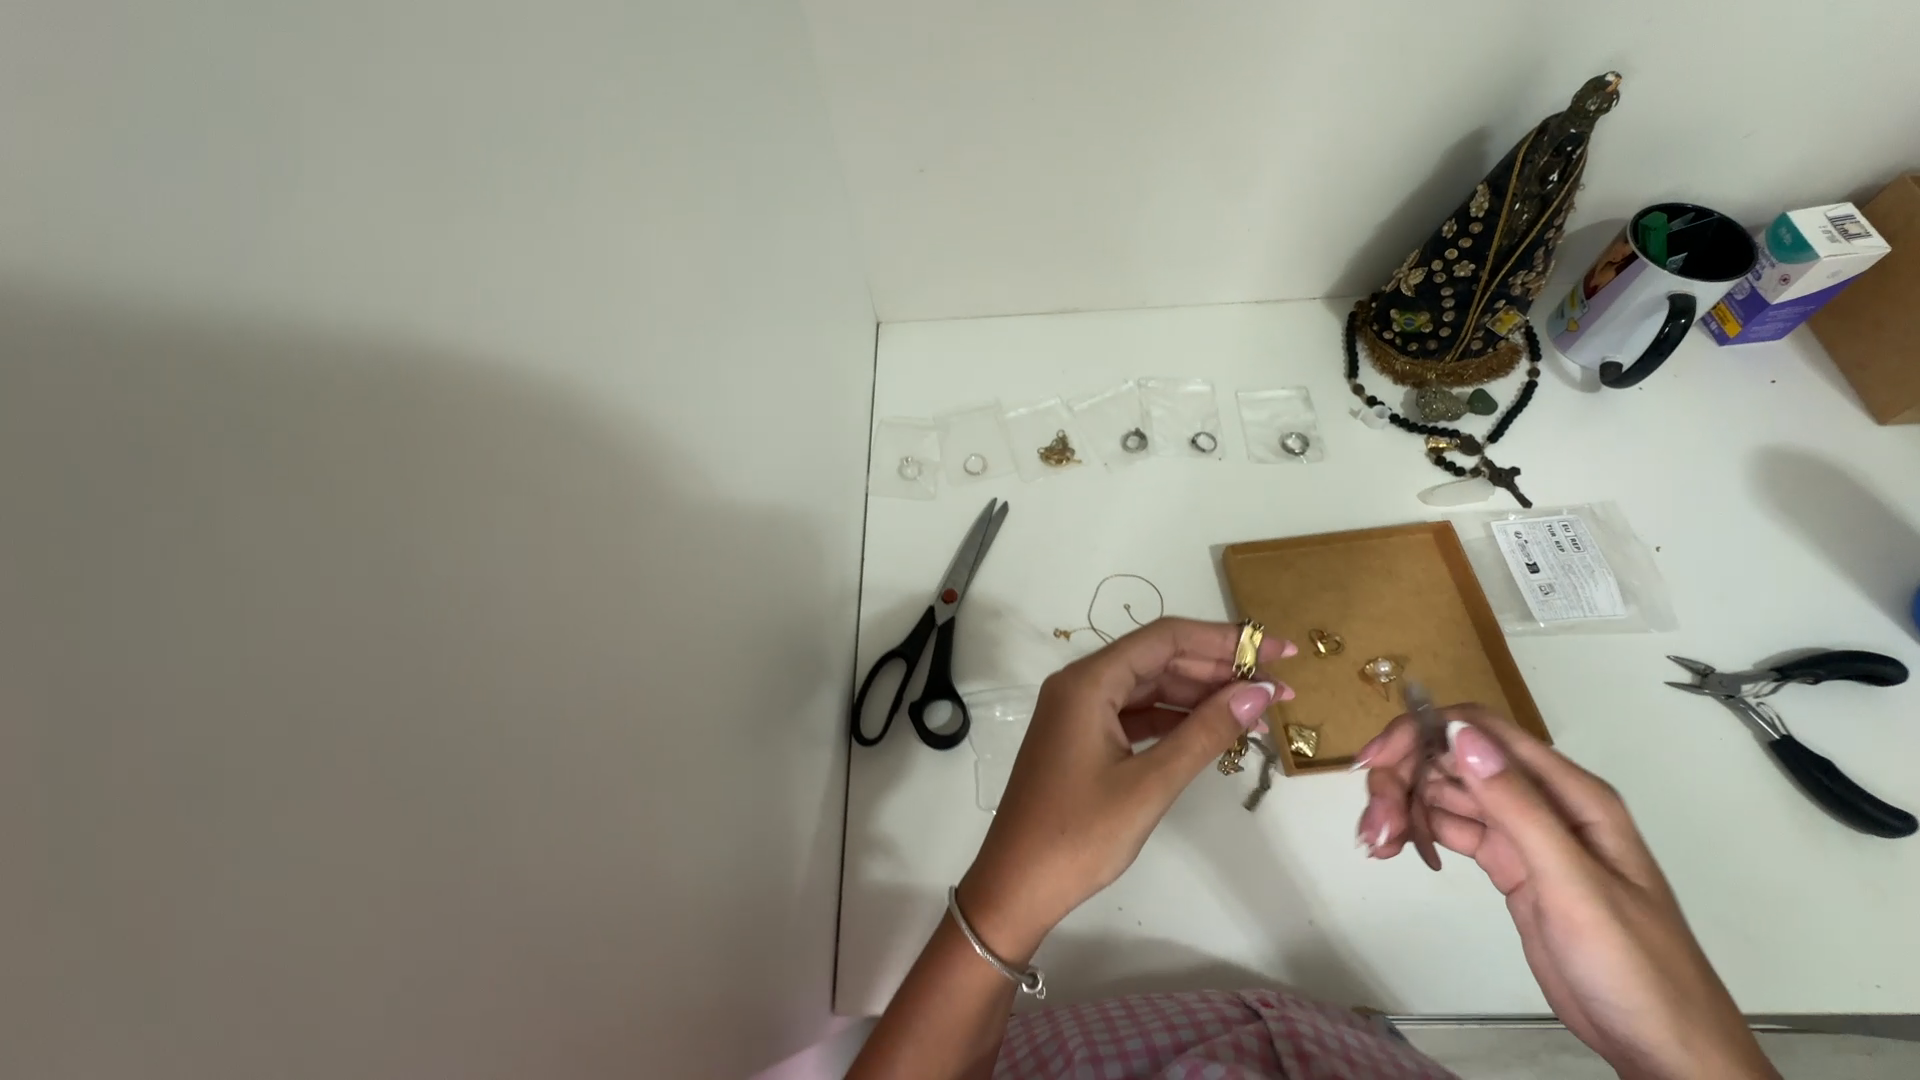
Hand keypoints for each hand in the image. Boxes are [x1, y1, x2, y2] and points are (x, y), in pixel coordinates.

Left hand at [957, 618, 1294, 963]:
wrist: (1016, 884)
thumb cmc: (1079, 834)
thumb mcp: (1149, 783)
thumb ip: (1204, 733)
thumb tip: (1258, 693)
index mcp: (1087, 682)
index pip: (1166, 638)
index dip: (1226, 640)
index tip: (1280, 652)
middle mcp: (1080, 684)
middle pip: (1158, 658)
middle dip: (1219, 669)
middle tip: (1280, 686)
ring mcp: (1079, 711)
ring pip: (1149, 686)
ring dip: (1200, 695)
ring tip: (1258, 709)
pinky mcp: (1083, 738)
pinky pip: (1136, 713)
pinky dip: (1175, 719)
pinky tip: (1214, 729)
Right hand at [1355, 706, 1777, 1079]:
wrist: (1665, 1050)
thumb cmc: (1634, 967)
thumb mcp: (1572, 883)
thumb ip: (1516, 805)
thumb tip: (1458, 734)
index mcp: (1568, 793)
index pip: (1480, 732)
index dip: (1419, 735)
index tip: (1373, 764)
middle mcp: (1542, 802)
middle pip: (1452, 761)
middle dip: (1403, 782)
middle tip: (1377, 827)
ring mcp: (1524, 834)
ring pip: (1445, 794)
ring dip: (1404, 809)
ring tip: (1380, 845)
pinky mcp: (1508, 864)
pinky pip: (1451, 829)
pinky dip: (1418, 833)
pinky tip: (1398, 852)